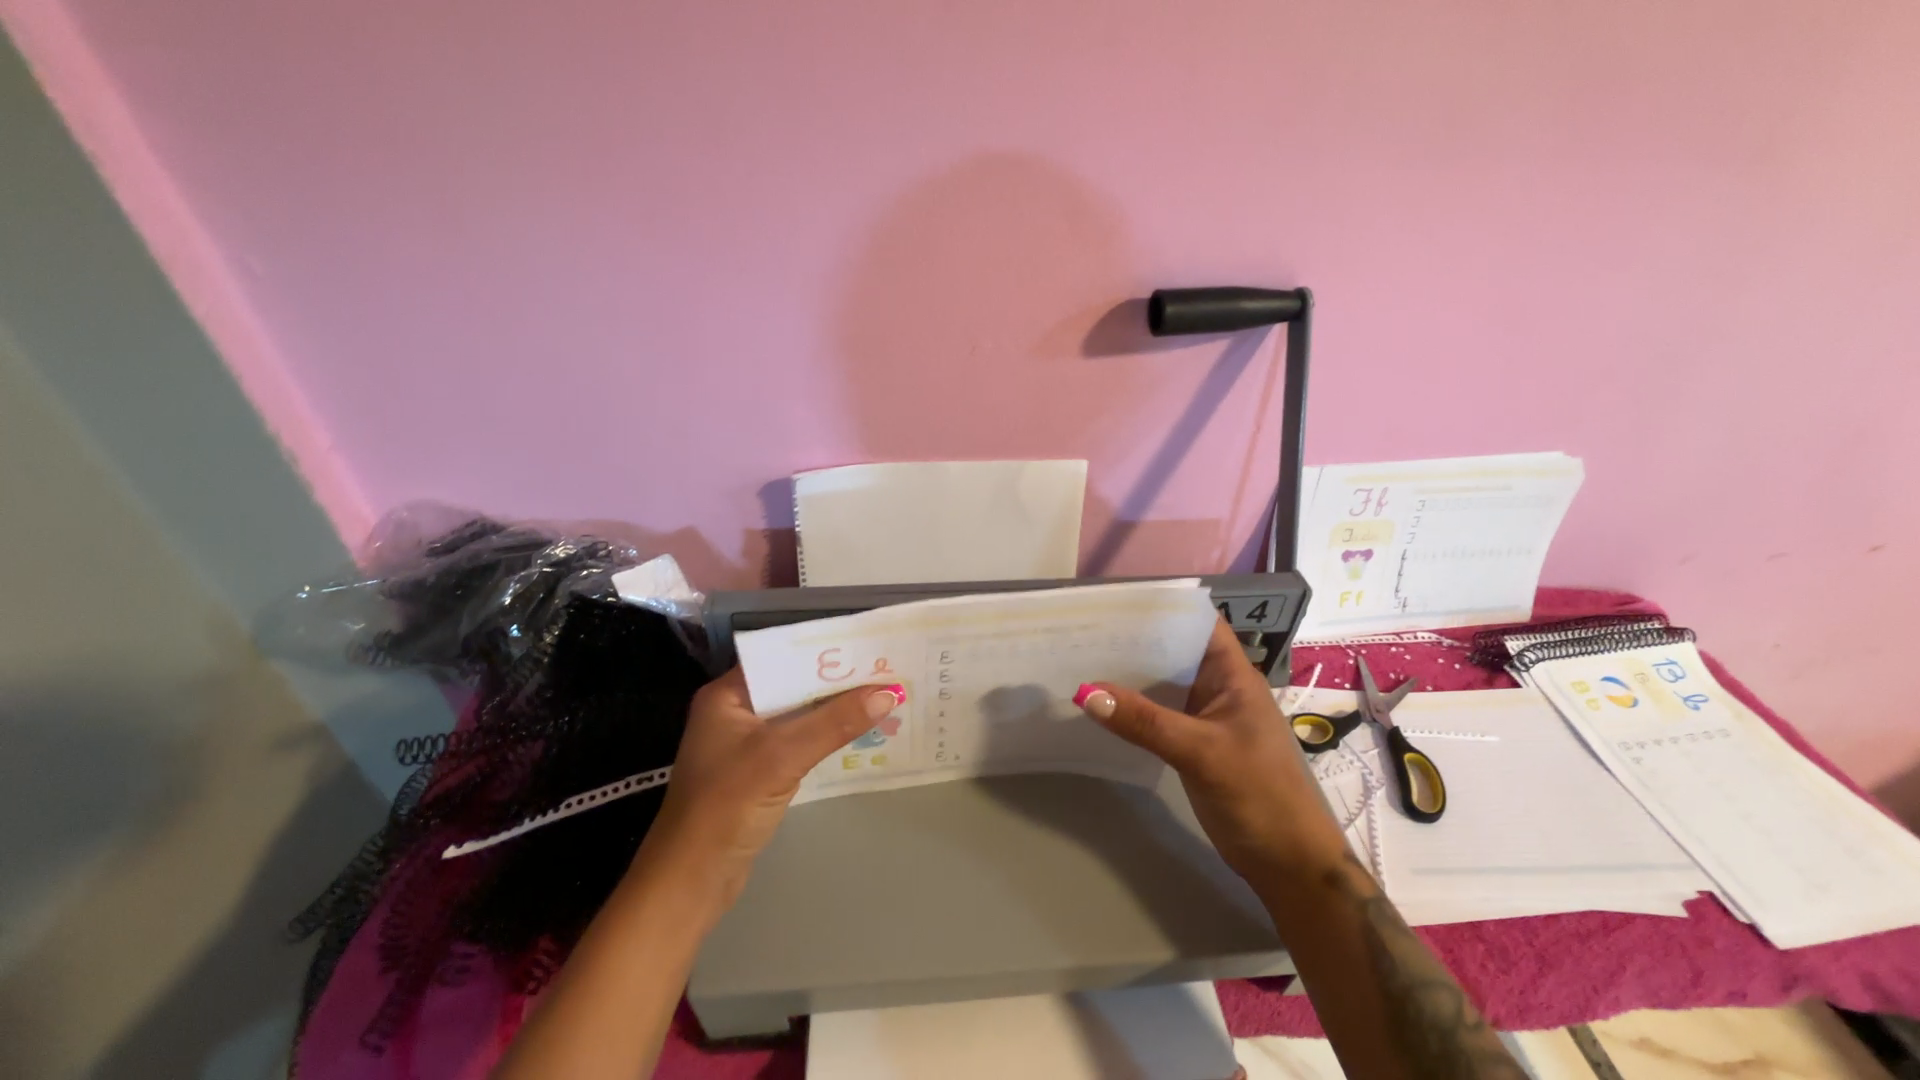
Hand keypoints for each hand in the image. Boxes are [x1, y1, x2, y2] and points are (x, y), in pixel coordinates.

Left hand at [636, 667, 903, 910]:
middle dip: (838, 683)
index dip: (824, 652)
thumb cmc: (726, 806)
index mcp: (727, 695)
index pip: (781, 658)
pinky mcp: (758, 774)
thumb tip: (888, 692)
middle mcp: (735, 713)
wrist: (691, 880)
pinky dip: (827, 739)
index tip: (870, 647)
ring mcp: (746, 745)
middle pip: (794, 686)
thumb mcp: (781, 757)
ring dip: (836, 711)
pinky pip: (799, 744)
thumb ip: (833, 723)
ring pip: (800, 717)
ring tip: (885, 698)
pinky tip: (861, 735)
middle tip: (888, 671)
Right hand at [1074, 620, 1347, 890]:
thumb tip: (1085, 691)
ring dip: (1128, 677)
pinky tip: (1098, 708)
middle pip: (1172, 652)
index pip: (1197, 622)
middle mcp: (1218, 688)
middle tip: (1080, 631)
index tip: (1113, 601)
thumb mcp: (1201, 751)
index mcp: (1233, 675)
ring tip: (1078, 660)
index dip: (1161, 607)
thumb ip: (1144, 722)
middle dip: (1132, 641)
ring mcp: (1205, 718)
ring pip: (1161, 685)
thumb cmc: (1259, 794)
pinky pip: (1156, 717)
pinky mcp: (1192, 746)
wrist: (1287, 861)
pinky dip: (1131, 711)